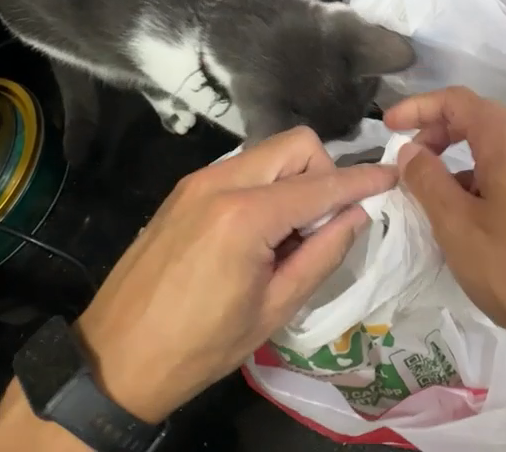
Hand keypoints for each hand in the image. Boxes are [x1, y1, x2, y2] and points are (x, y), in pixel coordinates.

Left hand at [71, 127, 395, 421]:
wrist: (112, 360)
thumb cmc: (198, 347)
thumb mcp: (273, 311)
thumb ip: (323, 255)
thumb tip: (357, 215)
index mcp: (246, 216)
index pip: (322, 184)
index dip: (363, 179)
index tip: (393, 176)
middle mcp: (222, 182)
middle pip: (297, 144)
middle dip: (325, 171)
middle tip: (323, 222)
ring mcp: (198, 181)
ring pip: (270, 150)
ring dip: (295, 177)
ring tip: (288, 233)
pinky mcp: (184, 189)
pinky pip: (243, 167)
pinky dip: (266, 184)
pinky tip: (259, 230)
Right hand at [384, 87, 505, 354]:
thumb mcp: (458, 226)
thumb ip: (428, 182)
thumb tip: (411, 151)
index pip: (457, 100)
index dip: (419, 107)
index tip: (388, 128)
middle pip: (475, 119)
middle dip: (435, 133)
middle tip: (406, 162)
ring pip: (491, 150)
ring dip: (455, 162)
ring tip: (428, 197)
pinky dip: (476, 183)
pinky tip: (463, 222)